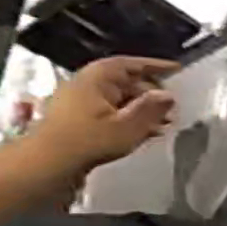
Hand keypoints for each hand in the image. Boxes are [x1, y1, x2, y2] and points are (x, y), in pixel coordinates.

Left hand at [27, 56, 176, 171]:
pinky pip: (112, 110)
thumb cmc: (91, 139)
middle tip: (174, 107)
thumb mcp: (129, 125)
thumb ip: (151, 108)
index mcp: (96, 80)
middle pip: (125, 82)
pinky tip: (146, 131)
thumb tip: (168, 95)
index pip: (128, 65)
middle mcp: (87, 86)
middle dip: (152, 92)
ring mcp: (81, 102)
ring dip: (144, 108)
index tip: (177, 68)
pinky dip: (131, 117)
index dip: (153, 65)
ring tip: (165, 123)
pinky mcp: (80, 118)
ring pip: (120, 98)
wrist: (49, 161)